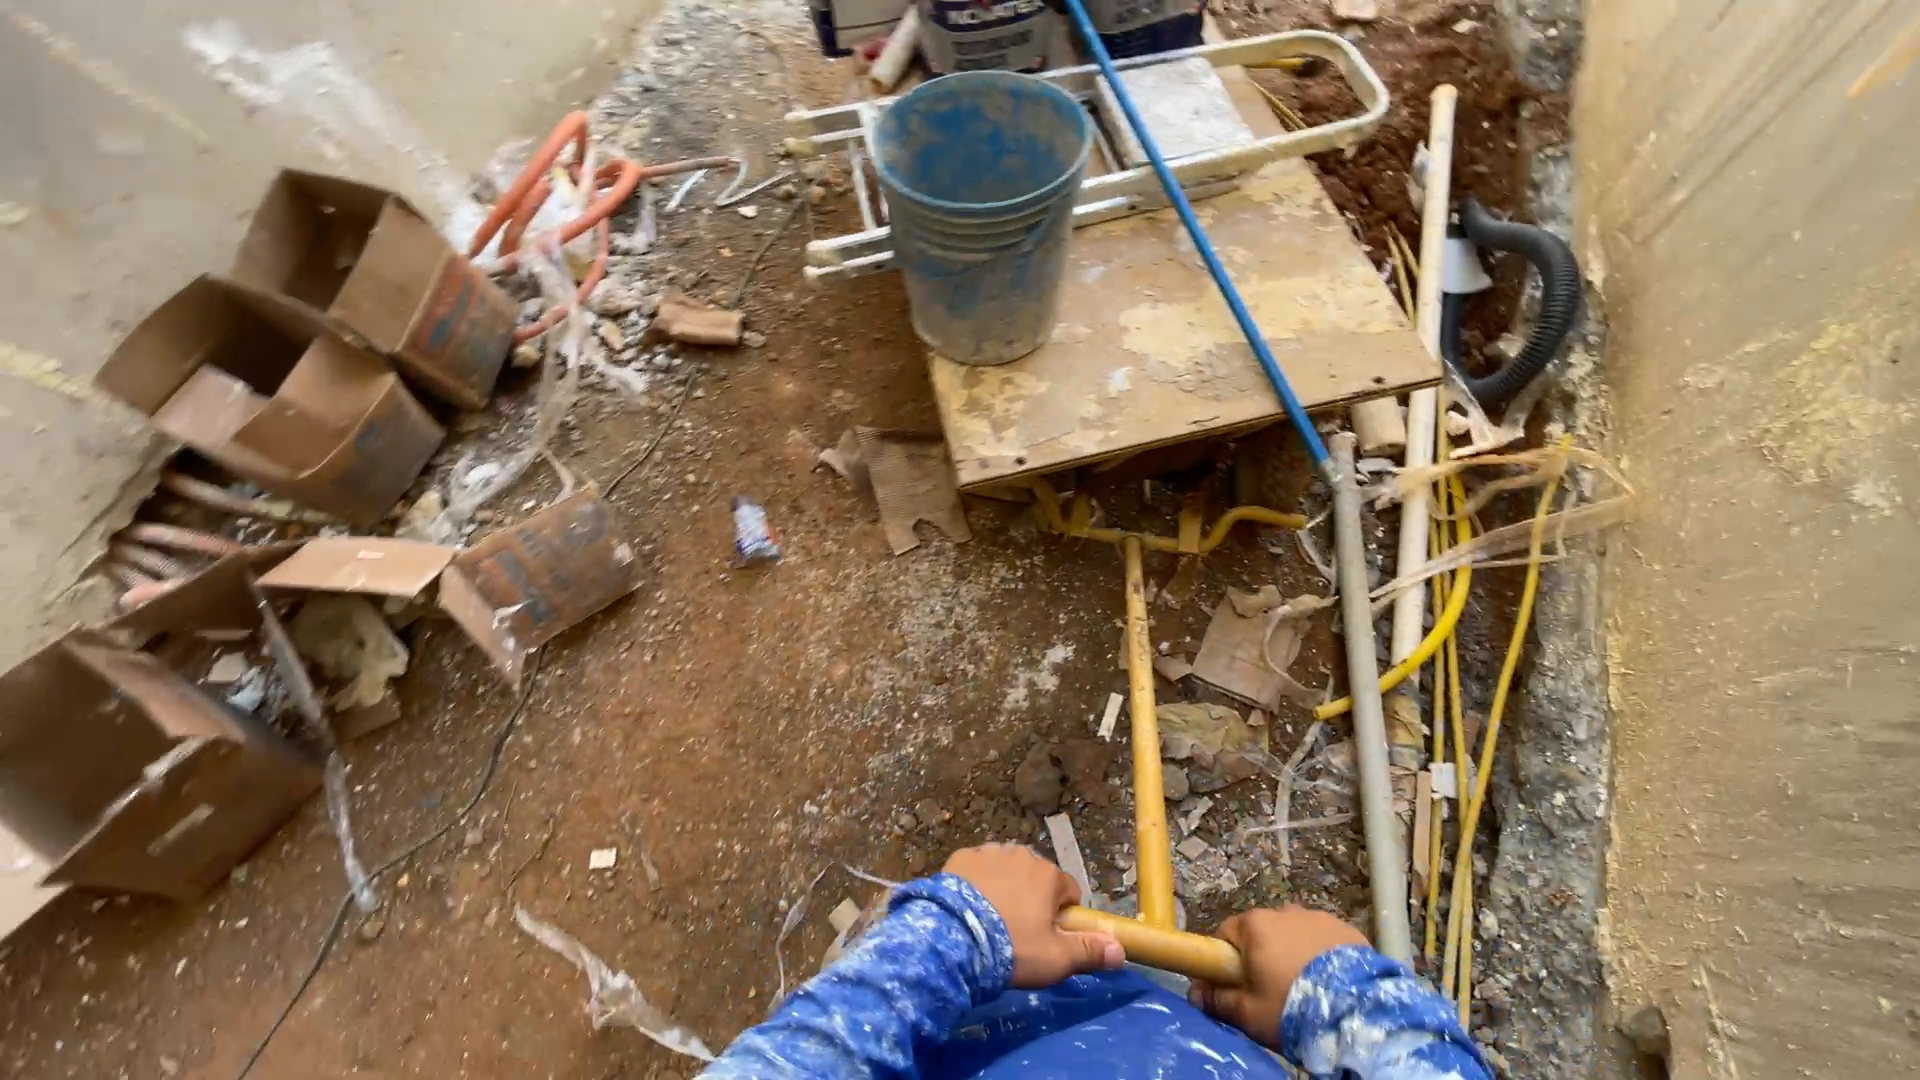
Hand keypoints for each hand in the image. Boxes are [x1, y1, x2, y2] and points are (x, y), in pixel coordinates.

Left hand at [943, 844, 1124, 986]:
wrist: (954, 939)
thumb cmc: (1013, 948)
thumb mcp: (1056, 959)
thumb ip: (1090, 951)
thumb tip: (1121, 950)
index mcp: (1048, 875)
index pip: (1069, 891)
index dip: (1062, 916)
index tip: (1048, 937)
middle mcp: (1021, 853)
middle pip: (1036, 878)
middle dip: (1032, 899)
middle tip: (1017, 932)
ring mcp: (989, 852)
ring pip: (1006, 871)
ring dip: (1004, 888)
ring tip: (989, 921)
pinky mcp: (961, 857)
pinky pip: (977, 870)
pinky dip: (976, 884)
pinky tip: (967, 908)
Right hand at [1188, 906, 1368, 1045]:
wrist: (1359, 1015)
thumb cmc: (1293, 1009)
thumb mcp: (1249, 1014)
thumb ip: (1218, 1000)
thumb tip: (1194, 992)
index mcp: (1254, 925)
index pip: (1226, 934)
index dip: (1228, 961)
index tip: (1238, 985)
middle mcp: (1282, 911)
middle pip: (1261, 933)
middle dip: (1263, 956)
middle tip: (1274, 992)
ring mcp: (1317, 917)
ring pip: (1294, 935)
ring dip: (1294, 954)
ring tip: (1308, 988)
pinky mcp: (1346, 929)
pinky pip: (1323, 941)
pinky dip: (1322, 956)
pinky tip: (1332, 983)